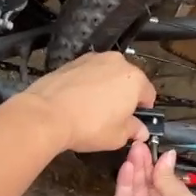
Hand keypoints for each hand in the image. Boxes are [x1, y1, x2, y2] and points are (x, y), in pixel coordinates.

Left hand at [15, 52, 155, 152]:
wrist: (47, 114)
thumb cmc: (88, 126)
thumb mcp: (118, 136)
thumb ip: (133, 130)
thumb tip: (140, 130)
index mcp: (134, 79)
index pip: (149, 94)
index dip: (143, 110)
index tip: (135, 121)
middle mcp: (116, 62)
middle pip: (128, 80)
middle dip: (124, 96)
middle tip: (114, 117)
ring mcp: (93, 59)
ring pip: (107, 74)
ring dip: (105, 88)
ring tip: (93, 110)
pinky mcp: (72, 62)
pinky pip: (88, 73)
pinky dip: (87, 84)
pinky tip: (78, 102)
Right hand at [114, 141, 195, 195]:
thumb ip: (169, 179)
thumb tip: (167, 158)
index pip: (167, 183)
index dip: (162, 167)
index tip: (157, 149)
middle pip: (150, 184)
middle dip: (145, 164)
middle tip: (140, 144)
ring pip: (136, 190)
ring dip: (134, 170)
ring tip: (133, 150)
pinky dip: (124, 184)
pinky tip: (126, 167)